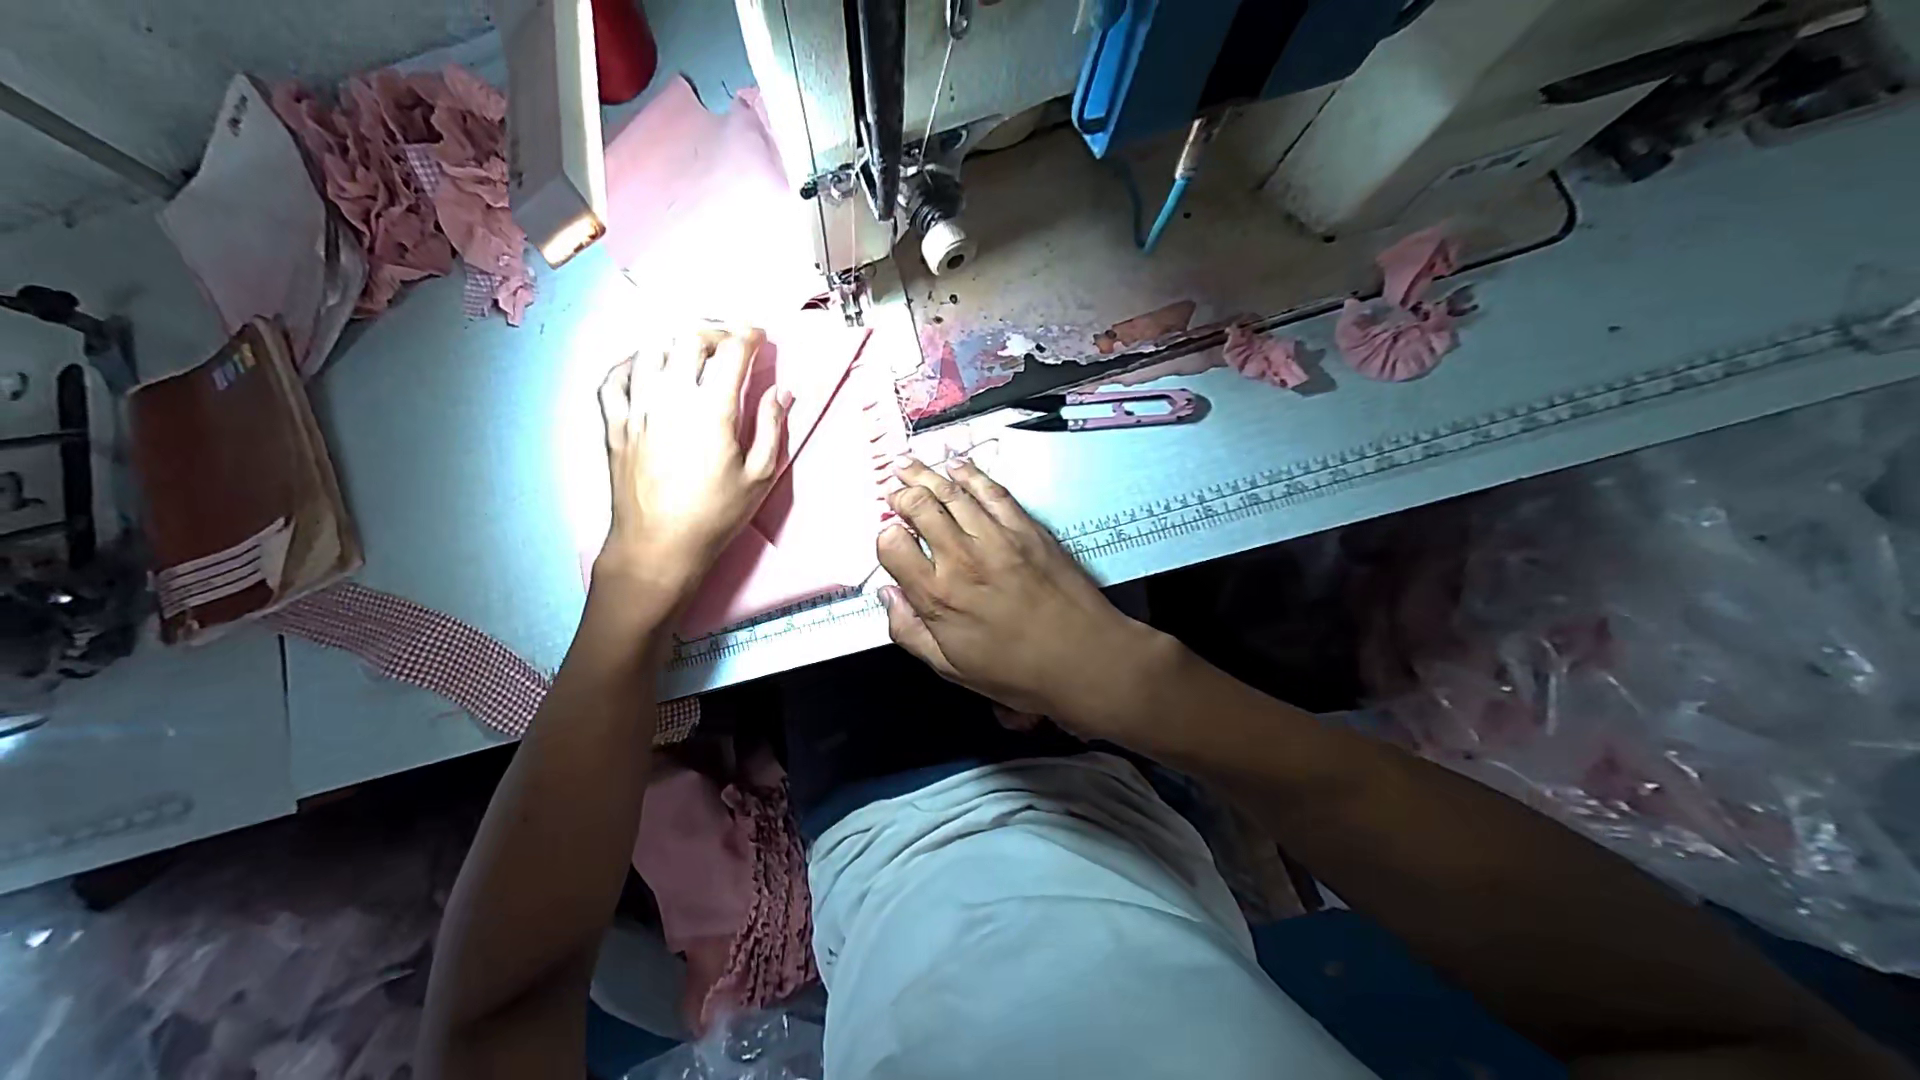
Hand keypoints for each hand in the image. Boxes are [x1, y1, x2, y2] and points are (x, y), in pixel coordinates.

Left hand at [596, 327, 790, 605]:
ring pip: (650, 351)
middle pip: (687, 340)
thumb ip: (772, 427)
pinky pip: (613, 379)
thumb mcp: (759, 477)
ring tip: (691, 351)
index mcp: (711, 411)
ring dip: (675, 342)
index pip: (730, 352)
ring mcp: (637, 410)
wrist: (658, 547)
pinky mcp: (615, 425)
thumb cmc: (714, 516)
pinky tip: (643, 366)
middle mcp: (670, 400)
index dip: (748, 335)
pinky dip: (630, 363)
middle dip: (713, 331)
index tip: (758, 336)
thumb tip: (782, 392)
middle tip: (729, 342)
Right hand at [875, 458, 1177, 736]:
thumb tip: (889, 598)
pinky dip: (971, 474)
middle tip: (893, 491)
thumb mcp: (951, 667)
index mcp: (938, 597)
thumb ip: (910, 631)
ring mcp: (997, 539)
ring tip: (908, 466)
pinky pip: (993, 491)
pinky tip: (957, 466)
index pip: (892, 546)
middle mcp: (962, 560)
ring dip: (925, 475)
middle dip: (900, 496)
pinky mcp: (1027, 529)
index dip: (885, 537)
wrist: (1085, 659)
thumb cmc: (1020, 672)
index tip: (890, 537)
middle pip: (918, 507)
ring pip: (951, 492)